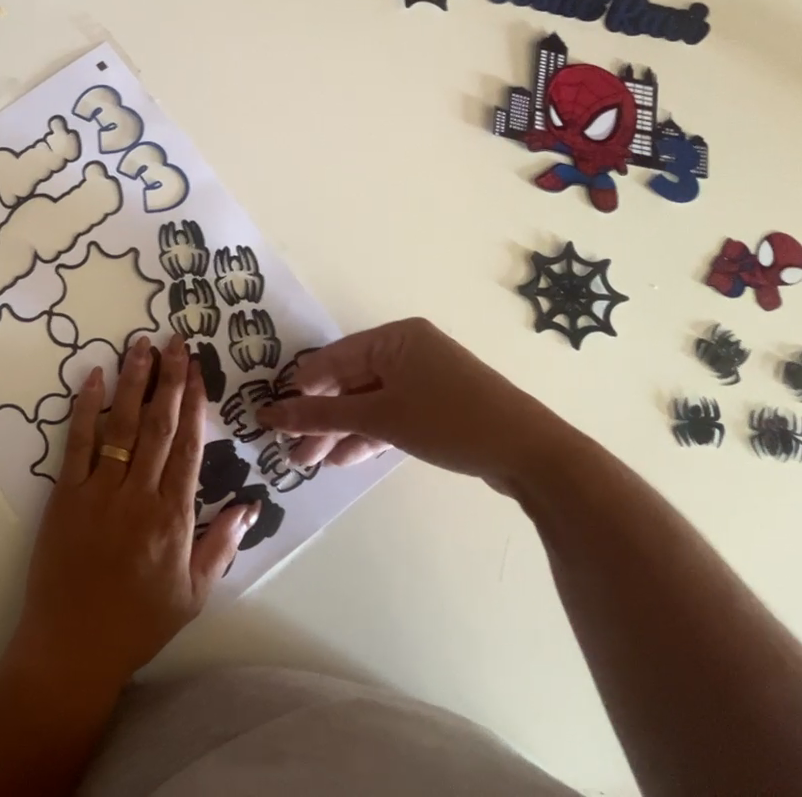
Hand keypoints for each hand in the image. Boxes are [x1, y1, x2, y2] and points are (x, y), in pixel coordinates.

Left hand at [6, 336, 257, 688]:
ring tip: (140, 345)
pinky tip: (91, 378)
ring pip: (122, 426)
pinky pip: (78, 443)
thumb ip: (222, 544)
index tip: (198, 369)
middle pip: (159, 425)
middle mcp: (140, 495)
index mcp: (175, 517)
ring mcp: (99, 491)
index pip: (190, 446)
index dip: (195, 403)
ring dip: (132, 382)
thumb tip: (250, 503)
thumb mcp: (195, 592)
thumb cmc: (138, 622)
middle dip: (169, 379)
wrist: (74, 643)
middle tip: (174, 341)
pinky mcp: (65, 495)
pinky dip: (85, 408)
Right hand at [256, 317, 585, 490]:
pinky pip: (389, 415)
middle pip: (346, 383)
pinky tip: (342, 459)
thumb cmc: (449, 421)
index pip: (327, 361)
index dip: (298, 392)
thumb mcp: (378, 418)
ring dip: (338, 432)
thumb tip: (267, 415)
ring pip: (366, 403)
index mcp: (393, 338)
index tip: (273, 422)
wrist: (534, 455)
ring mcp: (424, 379)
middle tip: (290, 453)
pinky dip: (367, 436)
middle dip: (317, 419)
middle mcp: (406, 351)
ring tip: (309, 464)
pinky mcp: (436, 406)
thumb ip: (319, 416)